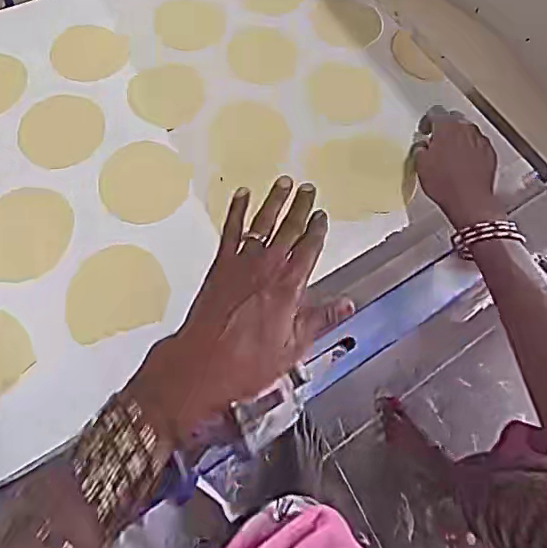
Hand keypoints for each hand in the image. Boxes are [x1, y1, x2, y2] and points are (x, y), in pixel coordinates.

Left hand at [123, 177, 353, 448]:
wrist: (200, 365)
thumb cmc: (246, 363)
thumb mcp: (293, 348)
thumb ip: (320, 320)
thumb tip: (346, 305)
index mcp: (288, 287)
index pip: (309, 249)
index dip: (317, 230)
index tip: (322, 216)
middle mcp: (267, 268)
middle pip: (289, 228)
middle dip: (301, 207)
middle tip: (309, 189)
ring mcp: (241, 263)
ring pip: (264, 222)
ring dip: (275, 201)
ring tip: (284, 183)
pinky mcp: (220, 265)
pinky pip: (231, 230)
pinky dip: (237, 210)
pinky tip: (242, 195)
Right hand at [412, 111, 502, 227]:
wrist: (470, 201)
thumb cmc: (444, 182)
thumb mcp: (421, 165)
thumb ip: (420, 148)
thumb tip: (422, 146)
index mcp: (446, 126)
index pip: (435, 112)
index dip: (427, 121)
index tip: (424, 131)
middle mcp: (465, 128)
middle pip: (453, 119)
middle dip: (444, 128)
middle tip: (436, 142)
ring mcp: (480, 140)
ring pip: (467, 131)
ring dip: (458, 138)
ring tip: (450, 155)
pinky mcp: (490, 153)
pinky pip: (478, 145)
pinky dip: (470, 150)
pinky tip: (464, 164)